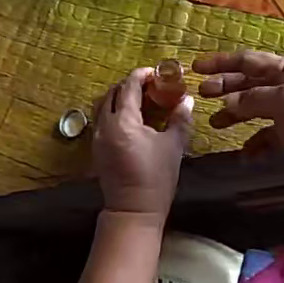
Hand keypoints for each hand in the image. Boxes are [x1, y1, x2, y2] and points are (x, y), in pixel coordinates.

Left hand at [92, 66, 192, 219]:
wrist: (133, 210)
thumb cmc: (156, 178)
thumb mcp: (173, 146)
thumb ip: (180, 119)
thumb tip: (187, 100)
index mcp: (123, 121)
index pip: (128, 87)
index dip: (141, 75)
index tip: (154, 73)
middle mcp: (105, 124)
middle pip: (111, 93)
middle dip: (128, 85)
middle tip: (148, 85)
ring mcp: (97, 136)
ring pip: (102, 105)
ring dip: (117, 97)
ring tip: (138, 99)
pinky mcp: (96, 148)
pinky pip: (100, 120)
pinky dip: (112, 111)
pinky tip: (129, 119)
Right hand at [193, 51, 283, 177]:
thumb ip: (252, 98)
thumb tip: (227, 101)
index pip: (246, 61)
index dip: (220, 63)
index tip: (196, 68)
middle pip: (247, 84)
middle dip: (224, 87)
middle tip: (202, 94)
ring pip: (253, 109)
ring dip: (234, 115)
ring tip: (215, 124)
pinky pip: (267, 137)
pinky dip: (254, 144)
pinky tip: (243, 153)